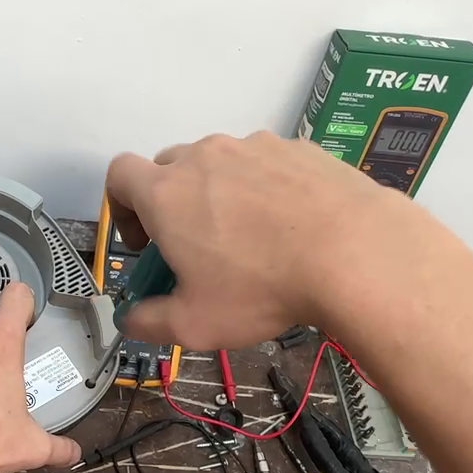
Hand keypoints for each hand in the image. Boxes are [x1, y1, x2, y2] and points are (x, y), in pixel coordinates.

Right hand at [105, 130, 448, 349]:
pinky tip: (287, 229)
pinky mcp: (297, 149)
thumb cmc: (259, 289)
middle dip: (169, 205)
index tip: (145, 243)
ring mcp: (253, 147)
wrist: (354, 253)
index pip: (119, 175)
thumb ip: (148, 323)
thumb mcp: (193, 324)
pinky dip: (261, 190)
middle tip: (191, 248)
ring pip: (218, 164)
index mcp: (167, 194)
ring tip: (246, 240)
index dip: (121, 208)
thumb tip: (130, 321)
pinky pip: (263, 165)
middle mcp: (204, 157)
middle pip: (168, 168)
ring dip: (215, 195)